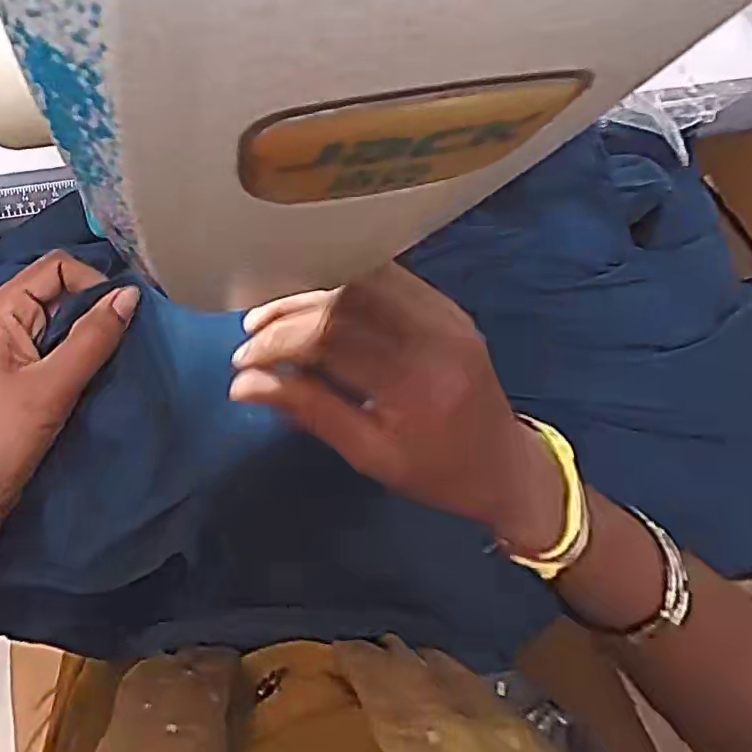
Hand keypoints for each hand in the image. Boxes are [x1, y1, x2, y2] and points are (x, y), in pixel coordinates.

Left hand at [0, 251, 139, 529]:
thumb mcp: (51, 386)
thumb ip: (93, 337)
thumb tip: (130, 294)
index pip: (57, 268)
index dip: (95, 282)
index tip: (128, 313)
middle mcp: (2, 323)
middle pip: (60, 292)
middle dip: (97, 308)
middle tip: (134, 334)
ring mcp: (10, 353)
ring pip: (61, 325)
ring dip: (91, 335)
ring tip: (120, 356)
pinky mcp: (18, 381)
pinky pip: (56, 353)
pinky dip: (81, 358)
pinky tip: (101, 375)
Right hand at [228, 262, 568, 554]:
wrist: (507, 466)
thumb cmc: (436, 473)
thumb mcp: (367, 455)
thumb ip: (308, 410)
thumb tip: (244, 384)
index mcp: (416, 382)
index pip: (330, 338)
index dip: (278, 341)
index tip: (245, 358)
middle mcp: (434, 335)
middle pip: (344, 299)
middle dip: (287, 312)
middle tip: (252, 331)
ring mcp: (445, 314)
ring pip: (362, 279)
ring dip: (310, 292)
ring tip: (273, 312)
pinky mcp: (447, 306)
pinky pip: (386, 278)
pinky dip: (342, 284)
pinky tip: (315, 298)